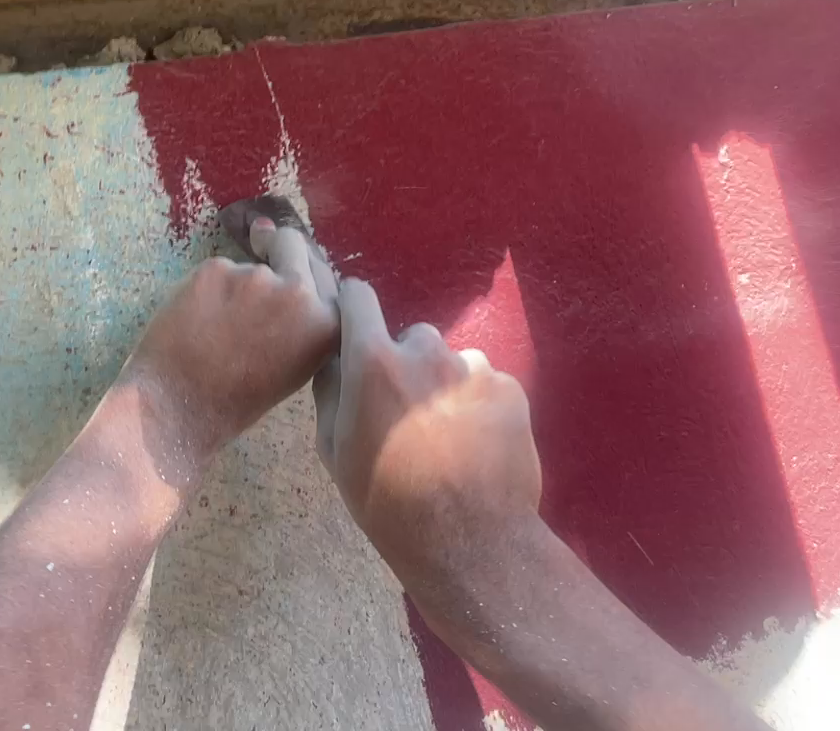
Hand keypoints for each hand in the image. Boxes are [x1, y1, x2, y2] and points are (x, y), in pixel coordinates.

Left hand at [118, 218, 338, 473]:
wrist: (177, 408)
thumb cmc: (236, 401)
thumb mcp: (294, 367)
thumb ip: (305, 324)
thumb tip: (297, 277)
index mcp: (327, 325)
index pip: (325, 277)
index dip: (306, 272)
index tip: (291, 273)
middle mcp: (299, 293)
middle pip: (294, 244)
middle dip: (279, 247)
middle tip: (260, 252)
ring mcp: (256, 277)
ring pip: (250, 265)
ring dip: (240, 282)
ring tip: (218, 323)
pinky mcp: (216, 268)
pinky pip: (218, 270)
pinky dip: (209, 287)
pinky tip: (196, 318)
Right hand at [319, 278, 543, 588]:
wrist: (469, 545)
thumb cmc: (386, 501)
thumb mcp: (334, 450)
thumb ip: (330, 390)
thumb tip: (334, 357)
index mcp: (374, 361)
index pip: (358, 296)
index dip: (353, 307)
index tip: (355, 327)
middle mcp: (425, 350)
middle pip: (410, 337)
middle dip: (405, 362)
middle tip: (407, 410)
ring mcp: (473, 367)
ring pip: (450, 361)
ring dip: (443, 383)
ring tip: (447, 434)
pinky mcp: (509, 387)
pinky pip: (484, 382)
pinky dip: (477, 402)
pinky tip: (477, 442)